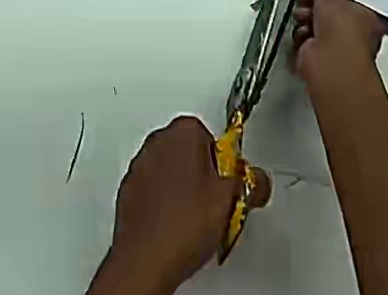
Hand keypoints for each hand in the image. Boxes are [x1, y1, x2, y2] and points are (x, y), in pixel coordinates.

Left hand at [90, 116, 253, 294]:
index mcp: (184, 131)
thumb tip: (258, 180)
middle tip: (214, 200)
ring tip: (196, 217)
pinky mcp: (129, 186)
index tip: (228, 180)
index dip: (222, 161)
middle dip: (202, 171)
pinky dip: (163, 199)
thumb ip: (250, 182)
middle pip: (188, 149)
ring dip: (182, 185)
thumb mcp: (231, 200)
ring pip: (170, 167)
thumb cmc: (183, 222)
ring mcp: (140, 162)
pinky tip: (175, 222)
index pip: (209, 134)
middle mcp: (158, 140)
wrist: (147, 255)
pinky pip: (153, 186)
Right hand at [292, 0, 384, 84]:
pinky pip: (304, 40)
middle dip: (312, 7)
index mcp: (364, 18)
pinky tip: (304, 36)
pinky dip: (301, 36)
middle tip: (306, 2)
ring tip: (305, 19)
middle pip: (325, 14)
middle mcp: (352, 35)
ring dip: (305, 20)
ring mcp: (335, 48)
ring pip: (312, 26)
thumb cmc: (343, 31)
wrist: (330, 60)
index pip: (342, 1)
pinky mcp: (318, 59)